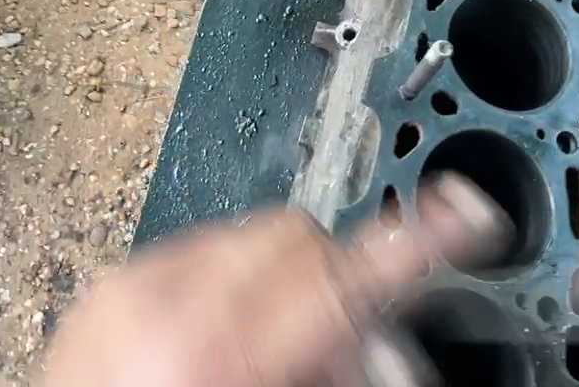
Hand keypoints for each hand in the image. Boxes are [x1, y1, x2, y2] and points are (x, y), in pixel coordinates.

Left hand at [41, 176, 508, 386]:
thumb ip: (334, 368)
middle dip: (337, 278)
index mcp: (215, 351)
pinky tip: (224, 342)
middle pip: (300, 236)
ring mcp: (133, 283)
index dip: (414, 238)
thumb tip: (381, 345)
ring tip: (274, 352)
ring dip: (286, 280)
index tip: (467, 210)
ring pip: (255, 235)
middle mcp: (168, 300)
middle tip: (342, 349)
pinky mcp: (111, 283)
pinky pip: (202, 249)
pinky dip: (232, 283)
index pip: (341, 271)